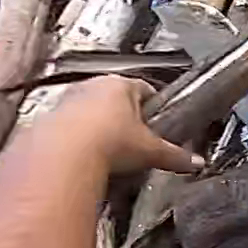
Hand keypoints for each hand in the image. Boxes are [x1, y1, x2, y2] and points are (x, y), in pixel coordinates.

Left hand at [54, 76, 202, 175]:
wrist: (65, 154)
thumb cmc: (107, 141)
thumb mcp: (150, 150)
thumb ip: (175, 155)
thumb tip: (196, 162)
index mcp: (122, 85)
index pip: (145, 88)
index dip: (153, 105)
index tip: (157, 119)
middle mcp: (94, 85)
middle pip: (116, 98)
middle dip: (125, 117)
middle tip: (135, 139)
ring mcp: (70, 100)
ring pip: (92, 110)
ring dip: (101, 125)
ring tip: (111, 150)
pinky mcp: (52, 118)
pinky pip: (72, 125)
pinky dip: (80, 137)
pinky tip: (88, 155)